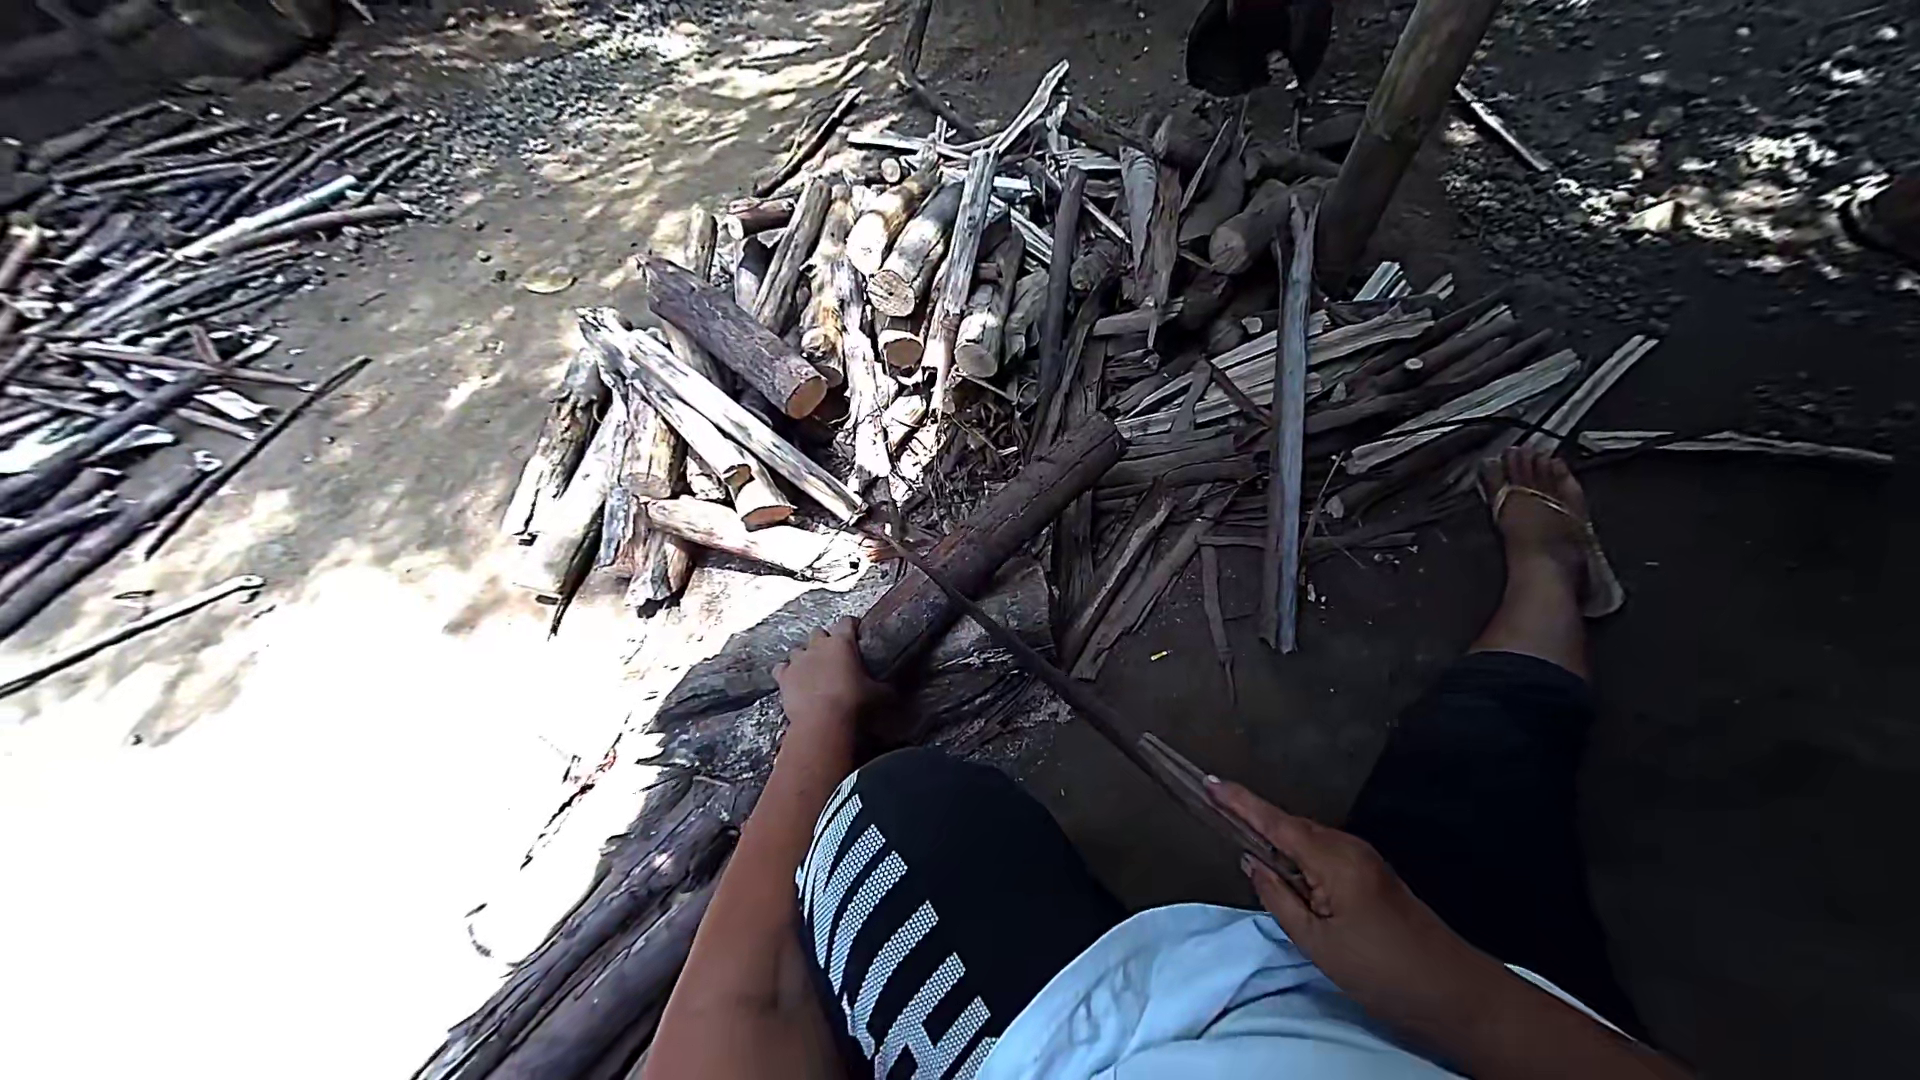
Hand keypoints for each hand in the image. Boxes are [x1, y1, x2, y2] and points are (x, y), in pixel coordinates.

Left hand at [774, 616, 886, 739]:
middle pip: (819, 632)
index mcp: (842, 642)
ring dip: (805, 656)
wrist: (822, 721)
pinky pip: (782, 668)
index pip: (847, 621)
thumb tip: (894, 690)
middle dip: (825, 641)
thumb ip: (885, 687)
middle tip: (834, 656)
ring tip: (813, 669)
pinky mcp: (784, 676)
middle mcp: (818, 645)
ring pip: (798, 649)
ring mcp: (798, 660)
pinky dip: (787, 672)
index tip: (856, 632)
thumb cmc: (854, 702)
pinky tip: (793, 680)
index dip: (852, 625)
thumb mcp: (879, 694)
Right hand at [1208, 778, 1510, 1027]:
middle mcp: (1346, 846)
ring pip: (1305, 836)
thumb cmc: (1384, 973)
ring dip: (1273, 833)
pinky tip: (1283, 863)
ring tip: (1240, 833)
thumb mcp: (1317, 943)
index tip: (1208, 781)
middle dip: (1251, 813)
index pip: (1272, 820)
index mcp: (1330, 858)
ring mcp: (1362, 857)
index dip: (1237, 800)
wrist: (1463, 997)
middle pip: (1288, 823)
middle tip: (1214, 805)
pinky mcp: (1371, 871)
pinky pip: (1321, 848)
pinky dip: (1295, 849)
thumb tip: (1251, 861)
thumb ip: (1277, 896)